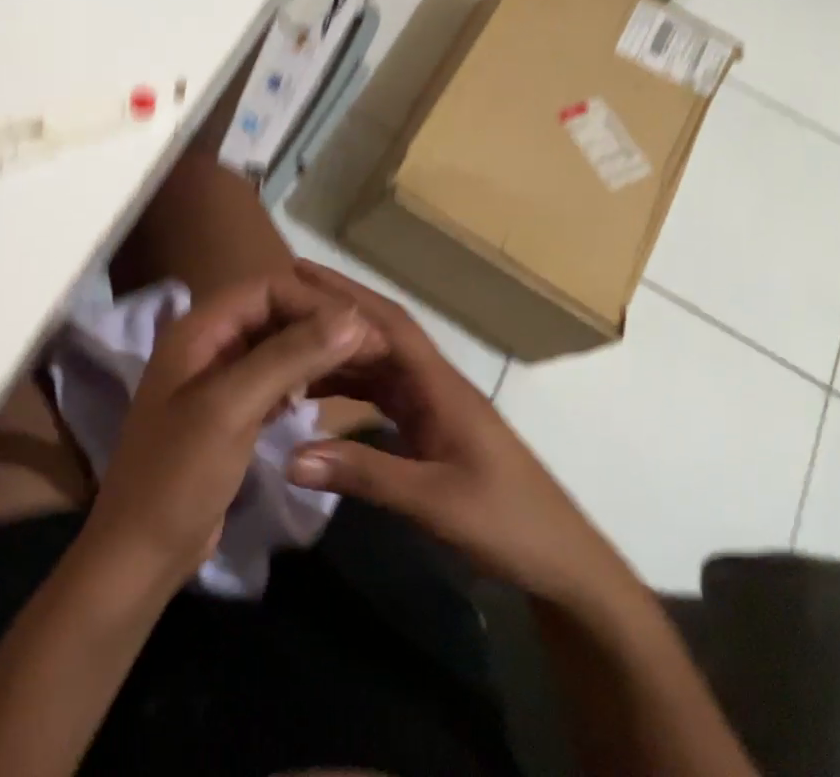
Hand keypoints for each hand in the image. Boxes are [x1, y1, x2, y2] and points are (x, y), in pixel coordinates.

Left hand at [80, 275, 372, 593]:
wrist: (144, 546)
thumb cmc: (180, 473)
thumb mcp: (232, 408)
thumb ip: (288, 357)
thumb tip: (353, 317)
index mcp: (197, 331)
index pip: (265, 287)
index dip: (316, 301)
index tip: (366, 327)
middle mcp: (206, 345)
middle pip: (273, 313)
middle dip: (322, 324)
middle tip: (376, 349)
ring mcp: (216, 381)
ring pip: (275, 348)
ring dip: (316, 352)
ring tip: (365, 368)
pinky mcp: (228, 415)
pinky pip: (271, 382)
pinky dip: (300, 382)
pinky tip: (327, 398)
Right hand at [284, 260, 639, 605]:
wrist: (562, 563)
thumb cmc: (508, 524)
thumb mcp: (434, 502)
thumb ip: (364, 475)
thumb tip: (290, 457)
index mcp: (442, 388)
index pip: (389, 325)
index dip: (344, 295)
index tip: (297, 275)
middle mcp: (436, 386)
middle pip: (380, 336)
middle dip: (332, 312)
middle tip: (277, 300)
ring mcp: (435, 409)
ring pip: (378, 364)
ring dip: (336, 349)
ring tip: (285, 342)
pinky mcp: (431, 431)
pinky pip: (381, 394)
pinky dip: (347, 385)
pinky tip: (315, 393)